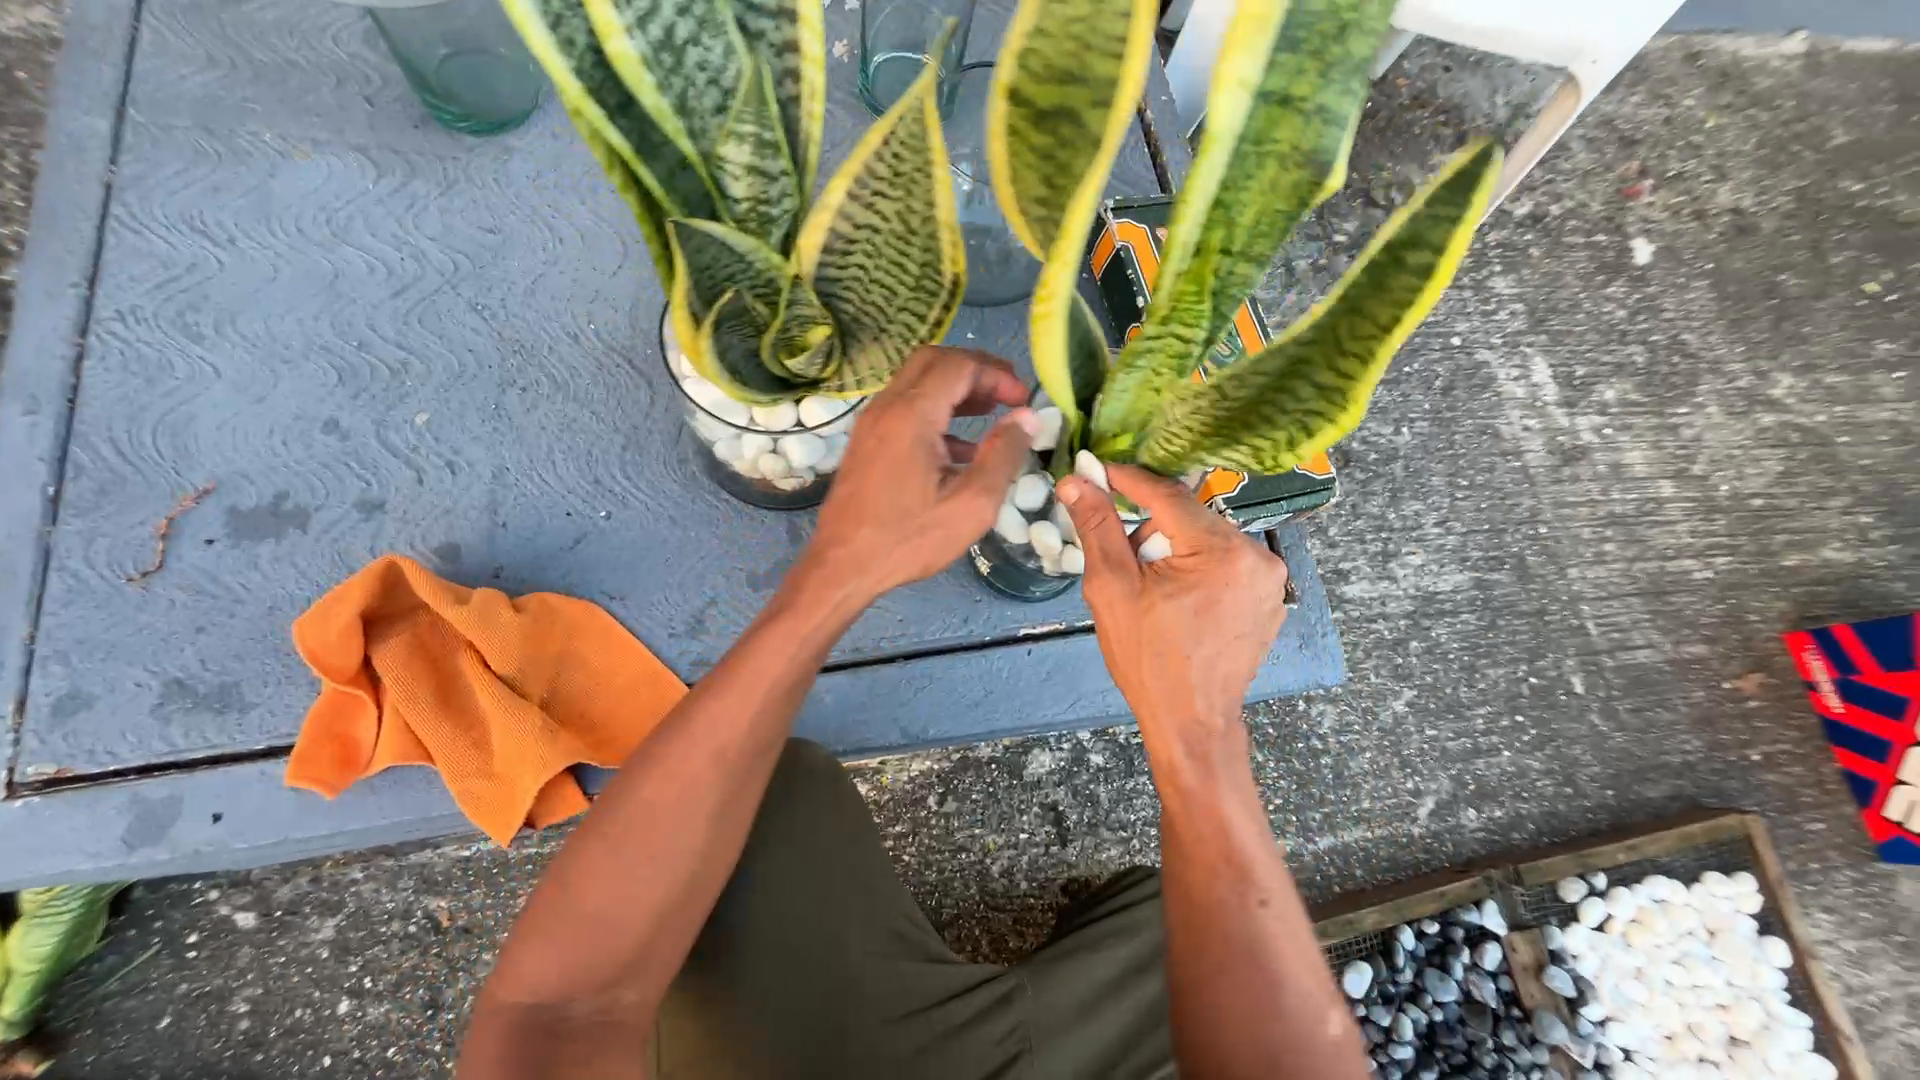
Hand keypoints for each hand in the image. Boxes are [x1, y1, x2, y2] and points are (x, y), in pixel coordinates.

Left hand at [803, 346, 1036, 599]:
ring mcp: (871, 423)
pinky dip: (936, 411)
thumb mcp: (971, 503)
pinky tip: (961, 448)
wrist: (843, 566)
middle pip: (934, 362)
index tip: (1024, 400)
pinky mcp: (866, 442)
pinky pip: (905, 408)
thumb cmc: (909, 539)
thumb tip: (1026, 418)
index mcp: (912, 415)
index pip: (959, 365)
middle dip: (976, 371)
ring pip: (917, 382)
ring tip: (992, 413)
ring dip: (956, 389)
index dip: (997, 374)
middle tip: (1008, 395)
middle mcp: (887, 407)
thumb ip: (1003, 454)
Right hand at [1055, 463, 1289, 758]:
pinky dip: (1198, 566)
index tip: (1097, 470)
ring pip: (1208, 538)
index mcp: (1221, 549)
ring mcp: (1270, 578)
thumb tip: (1076, 481)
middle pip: (1189, 517)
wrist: (1192, 722)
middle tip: (1119, 550)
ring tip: (1148, 583)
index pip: (1167, 494)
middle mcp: (1257, 554)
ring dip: (1174, 546)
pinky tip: (1177, 598)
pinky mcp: (1270, 597)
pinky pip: (1226, 563)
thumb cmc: (1147, 659)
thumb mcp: (1112, 589)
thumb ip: (1097, 527)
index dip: (1128, 479)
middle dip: (1150, 525)